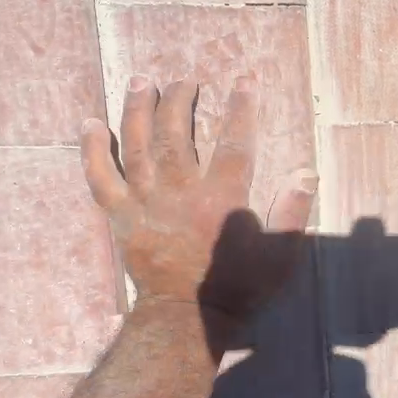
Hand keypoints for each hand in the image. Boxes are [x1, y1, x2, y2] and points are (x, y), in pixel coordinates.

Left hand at [80, 76, 315, 341]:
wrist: (189, 317)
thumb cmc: (241, 285)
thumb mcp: (281, 253)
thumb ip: (293, 211)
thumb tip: (307, 171)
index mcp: (222, 198)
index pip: (234, 143)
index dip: (241, 110)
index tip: (244, 83)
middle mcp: (181, 192)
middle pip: (176, 134)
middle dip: (180, 101)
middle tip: (185, 81)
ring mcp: (145, 202)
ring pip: (137, 145)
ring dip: (138, 110)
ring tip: (142, 83)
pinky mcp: (119, 217)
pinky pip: (99, 177)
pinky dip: (92, 149)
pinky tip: (91, 123)